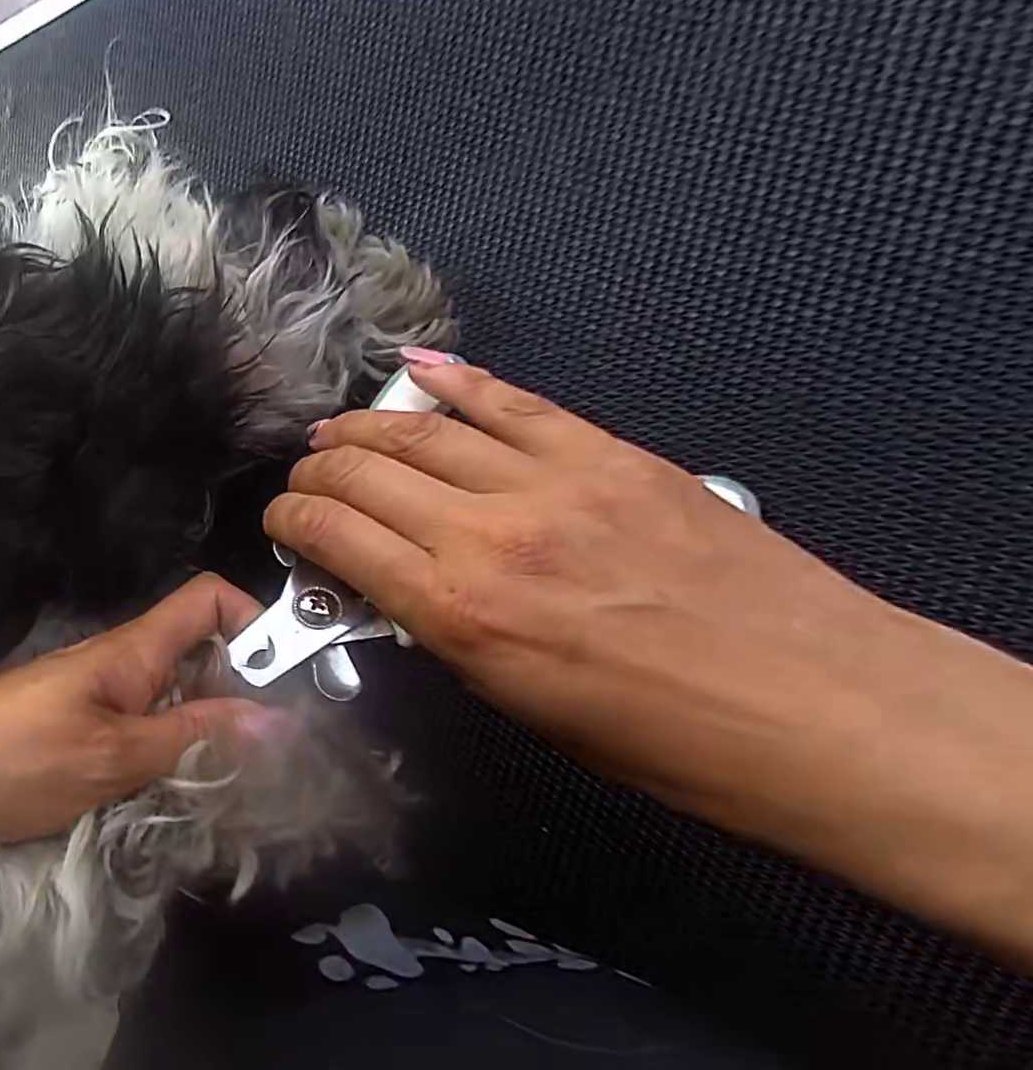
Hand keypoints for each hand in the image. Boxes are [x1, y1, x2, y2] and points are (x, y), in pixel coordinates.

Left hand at [0, 574, 273, 841]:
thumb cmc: (12, 757)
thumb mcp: (112, 756)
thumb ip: (193, 736)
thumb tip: (277, 720)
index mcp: (134, 650)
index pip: (209, 599)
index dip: (254, 622)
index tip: (287, 680)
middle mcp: (123, 661)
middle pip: (203, 648)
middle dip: (245, 689)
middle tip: (274, 751)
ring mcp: (102, 693)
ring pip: (178, 692)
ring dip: (212, 726)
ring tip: (239, 777)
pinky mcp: (82, 725)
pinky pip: (146, 723)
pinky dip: (174, 747)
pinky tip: (181, 786)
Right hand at [263, 357, 1032, 963]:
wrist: (822, 713)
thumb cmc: (648, 733)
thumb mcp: (504, 694)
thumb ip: (430, 623)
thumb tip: (381, 580)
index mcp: (455, 609)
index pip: (331, 533)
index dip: (288, 518)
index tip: (280, 522)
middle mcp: (487, 534)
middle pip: (362, 470)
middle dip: (313, 471)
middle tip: (302, 478)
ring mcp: (550, 482)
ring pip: (420, 430)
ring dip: (362, 426)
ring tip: (335, 431)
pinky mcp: (607, 454)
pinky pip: (510, 401)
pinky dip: (455, 380)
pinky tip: (417, 368)